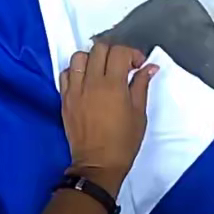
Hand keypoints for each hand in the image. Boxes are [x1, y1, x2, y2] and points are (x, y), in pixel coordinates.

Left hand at [60, 42, 156, 195]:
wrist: (97, 163)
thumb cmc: (123, 141)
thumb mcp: (139, 113)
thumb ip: (141, 85)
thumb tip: (149, 67)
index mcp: (113, 85)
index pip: (119, 52)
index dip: (131, 54)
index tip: (137, 65)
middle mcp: (91, 83)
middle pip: (98, 49)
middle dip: (113, 52)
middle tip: (121, 66)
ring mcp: (75, 90)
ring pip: (79, 57)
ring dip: (92, 58)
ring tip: (101, 71)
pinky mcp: (64, 98)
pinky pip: (66, 73)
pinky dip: (76, 70)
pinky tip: (85, 80)